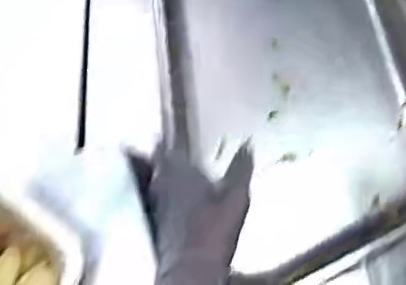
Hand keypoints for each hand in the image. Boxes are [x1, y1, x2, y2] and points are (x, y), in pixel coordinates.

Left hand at [148, 141, 252, 284]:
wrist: (191, 270)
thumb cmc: (213, 229)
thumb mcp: (236, 195)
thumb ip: (241, 168)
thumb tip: (248, 144)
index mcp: (182, 173)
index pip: (168, 152)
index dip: (166, 143)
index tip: (162, 136)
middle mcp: (165, 188)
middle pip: (160, 168)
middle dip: (161, 158)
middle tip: (162, 148)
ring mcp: (159, 210)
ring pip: (157, 185)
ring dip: (161, 177)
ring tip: (168, 173)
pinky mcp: (159, 229)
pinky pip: (158, 203)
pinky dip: (163, 197)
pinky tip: (172, 203)